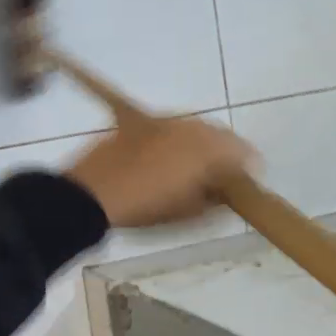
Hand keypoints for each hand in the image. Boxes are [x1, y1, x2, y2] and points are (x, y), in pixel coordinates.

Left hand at [66, 116, 253, 227]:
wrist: (88, 193)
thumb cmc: (143, 207)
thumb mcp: (188, 213)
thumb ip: (214, 200)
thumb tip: (224, 194)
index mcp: (207, 147)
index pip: (242, 151)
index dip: (247, 168)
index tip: (243, 183)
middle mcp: (186, 126)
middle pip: (218, 134)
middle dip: (223, 151)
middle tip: (220, 174)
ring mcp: (158, 121)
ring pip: (191, 126)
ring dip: (198, 142)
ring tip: (192, 166)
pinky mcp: (134, 123)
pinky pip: (165, 127)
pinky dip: (172, 139)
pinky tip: (163, 158)